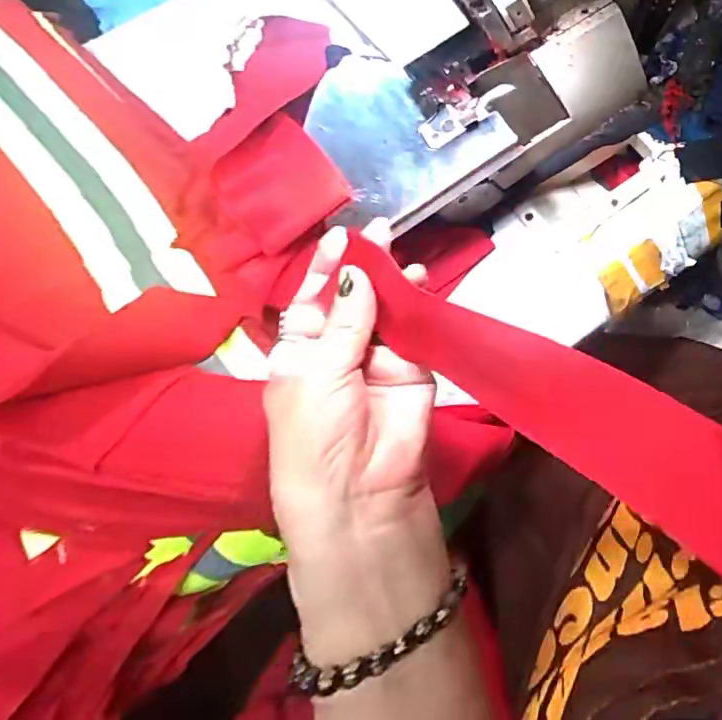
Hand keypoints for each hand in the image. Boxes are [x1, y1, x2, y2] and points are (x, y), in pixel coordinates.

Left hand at [264, 222, 450, 662]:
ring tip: (397, 249)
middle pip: (352, 297)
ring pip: (386, 307)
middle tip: (377, 232)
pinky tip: (420, 279)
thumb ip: (345, 321)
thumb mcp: (318, 374)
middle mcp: (340, 349)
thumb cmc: (315, 435)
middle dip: (362, 265)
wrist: (361, 490)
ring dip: (392, 279)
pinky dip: (419, 302)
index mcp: (302, 353)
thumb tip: (358, 271)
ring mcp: (379, 356)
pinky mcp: (414, 364)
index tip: (338, 237)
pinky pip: (416, 326)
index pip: (312, 300)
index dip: (324, 269)